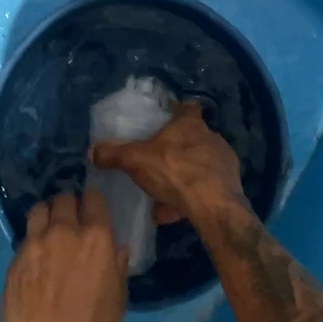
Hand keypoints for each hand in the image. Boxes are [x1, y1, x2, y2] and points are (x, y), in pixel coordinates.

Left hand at [2, 191, 125, 321]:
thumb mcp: (118, 299)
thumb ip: (117, 266)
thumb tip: (117, 247)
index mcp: (96, 238)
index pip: (93, 198)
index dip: (93, 202)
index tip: (92, 210)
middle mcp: (65, 231)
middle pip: (64, 199)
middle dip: (69, 205)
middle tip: (71, 220)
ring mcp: (37, 242)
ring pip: (40, 209)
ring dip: (47, 215)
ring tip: (49, 229)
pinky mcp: (16, 257)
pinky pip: (26, 235)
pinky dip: (33, 237)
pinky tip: (37, 254)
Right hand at [90, 101, 243, 224]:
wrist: (213, 204)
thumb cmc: (174, 171)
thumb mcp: (136, 160)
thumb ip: (114, 154)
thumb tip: (92, 150)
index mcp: (190, 124)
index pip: (187, 108)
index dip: (177, 111)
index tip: (167, 117)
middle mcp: (211, 137)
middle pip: (192, 139)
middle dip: (176, 151)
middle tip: (158, 163)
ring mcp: (223, 161)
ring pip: (198, 167)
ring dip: (182, 179)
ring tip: (162, 197)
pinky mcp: (230, 185)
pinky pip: (206, 188)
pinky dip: (191, 198)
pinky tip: (174, 213)